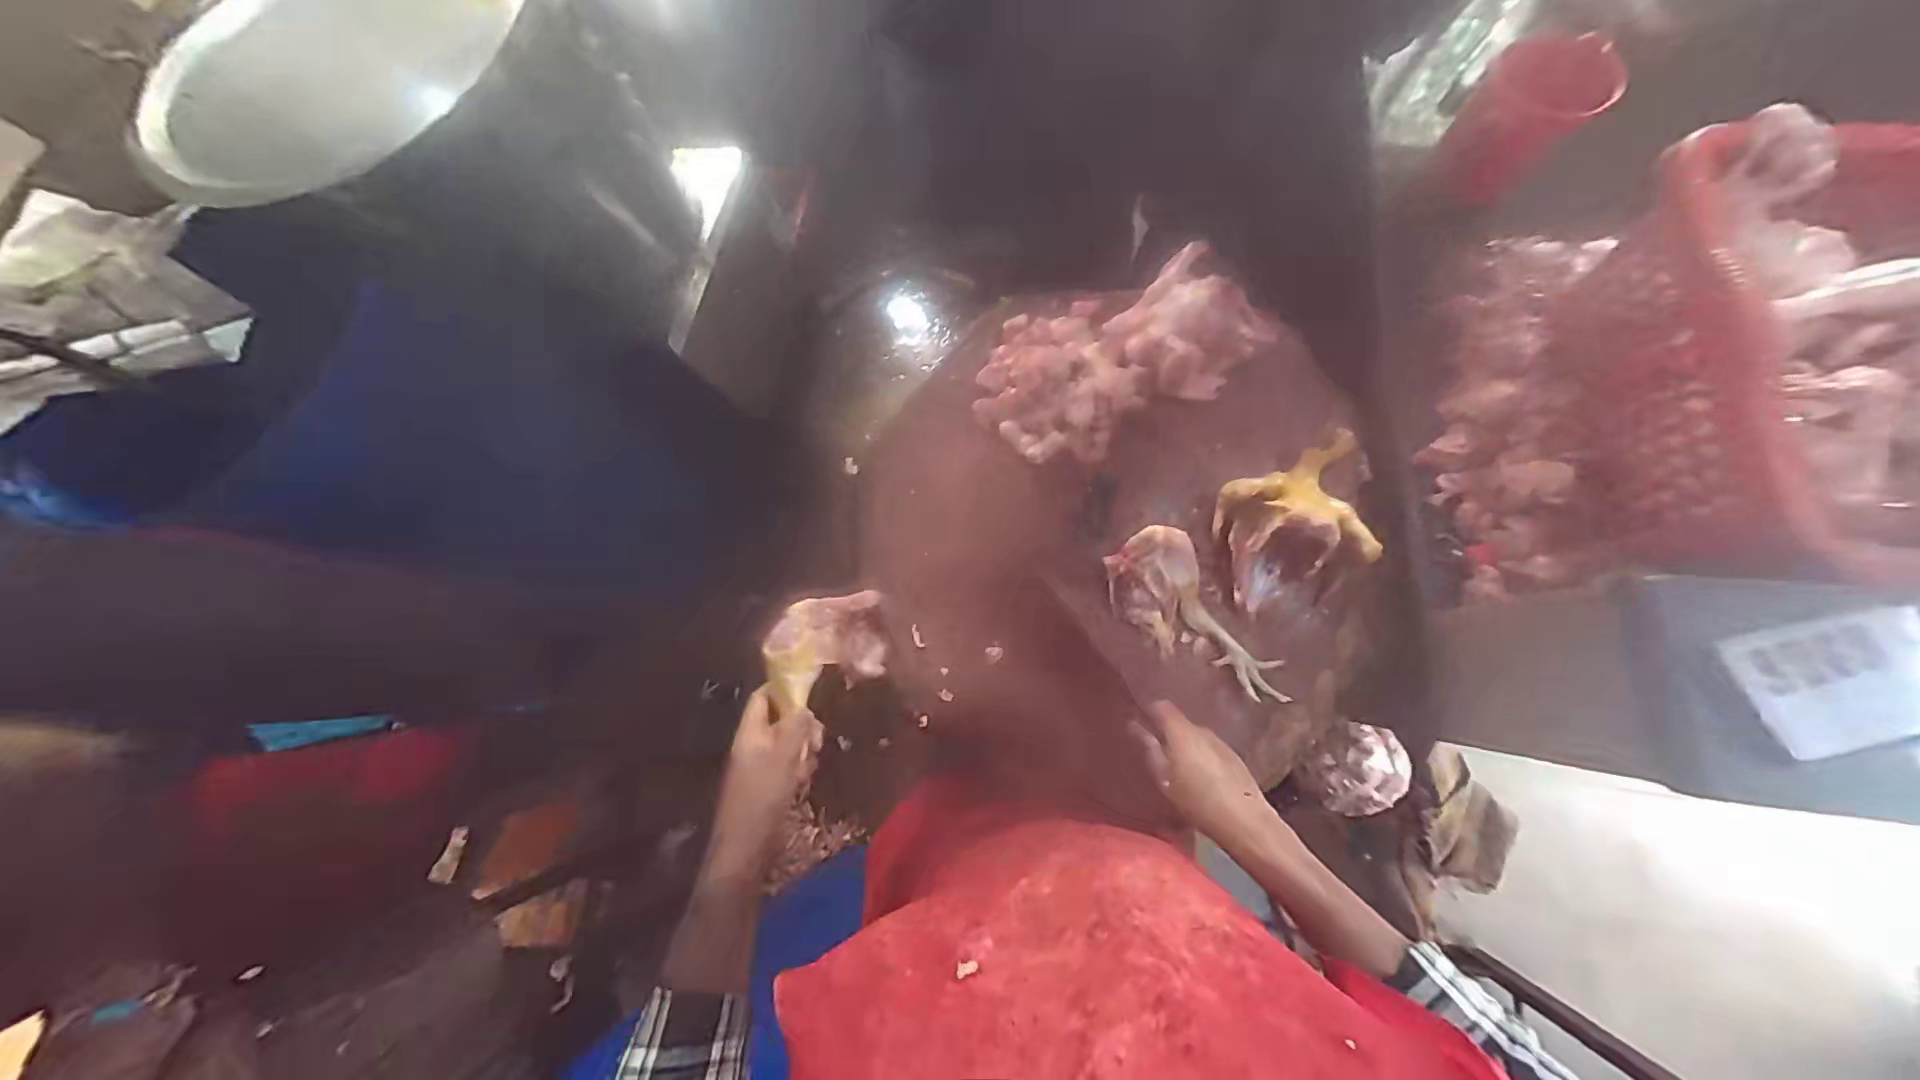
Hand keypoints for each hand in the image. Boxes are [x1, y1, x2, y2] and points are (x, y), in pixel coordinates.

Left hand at [702, 686, 824, 884]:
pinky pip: (790, 764)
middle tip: (816, 740)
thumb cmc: (762, 796)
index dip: (784, 689)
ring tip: (807, 766)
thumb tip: (805, 706)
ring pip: (790, 742)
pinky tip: (803, 781)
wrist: (746, 848)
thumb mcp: (783, 756)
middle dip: (803, 724)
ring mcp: (762, 765)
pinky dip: (800, 767)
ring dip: (804, 748)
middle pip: (782, 719)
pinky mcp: (771, 784)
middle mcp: (754, 744)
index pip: (763, 697)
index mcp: (750, 733)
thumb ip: (796, 727)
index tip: (811, 692)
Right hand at [1130, 700, 1277, 851]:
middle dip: (1168, 734)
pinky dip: (1202, 756)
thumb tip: (1137, 729)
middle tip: (1157, 753)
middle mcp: (1202, 731)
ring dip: (1186, 746)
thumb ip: (1150, 752)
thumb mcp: (1164, 781)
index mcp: (1181, 732)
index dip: (1150, 710)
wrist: (1245, 821)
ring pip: (1196, 737)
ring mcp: (1221, 742)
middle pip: (1180, 723)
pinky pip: (1210, 749)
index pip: (1162, 706)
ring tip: (1179, 769)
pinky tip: (1201, 778)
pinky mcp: (1235, 757)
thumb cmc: (1197, 802)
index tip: (1140, 722)